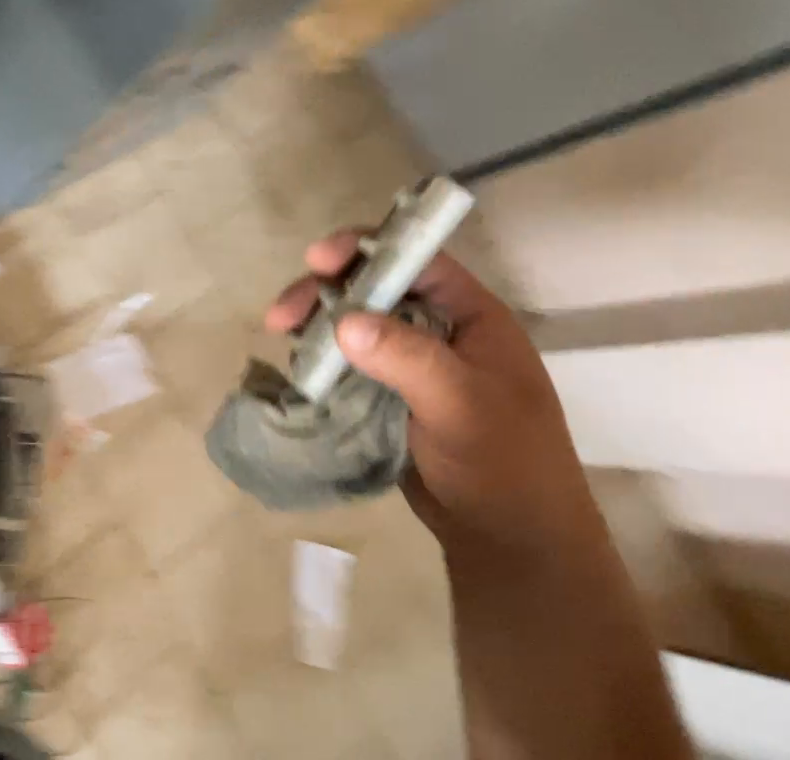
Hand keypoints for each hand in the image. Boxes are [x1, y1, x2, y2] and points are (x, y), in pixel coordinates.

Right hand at [267, 231, 605, 559]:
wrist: (509, 539)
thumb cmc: (503, 465)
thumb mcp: (460, 405)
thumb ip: (407, 357)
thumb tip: (344, 320)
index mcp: (471, 317)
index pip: (416, 260)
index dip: (367, 249)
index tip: (317, 260)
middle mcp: (439, 331)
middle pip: (373, 290)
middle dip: (325, 293)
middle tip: (280, 316)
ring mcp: (412, 365)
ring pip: (355, 325)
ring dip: (316, 325)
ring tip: (280, 336)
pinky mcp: (389, 395)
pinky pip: (348, 363)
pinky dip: (320, 358)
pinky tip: (297, 367)